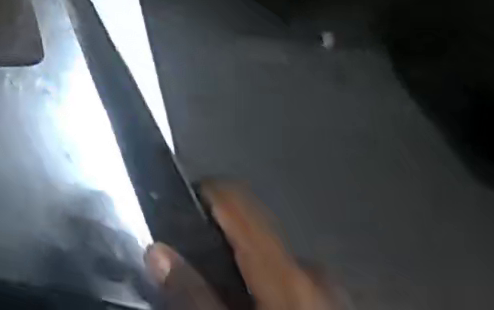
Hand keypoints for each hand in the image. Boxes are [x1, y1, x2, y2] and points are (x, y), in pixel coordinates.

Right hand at [145, 182, 337, 309]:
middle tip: (194, 278)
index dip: (200, 195)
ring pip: (277, 269)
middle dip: (222, 251)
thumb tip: (157, 250)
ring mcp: (336, 300)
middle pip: (254, 237)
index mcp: (286, 268)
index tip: (173, 213)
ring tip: (226, 303)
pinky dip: (272, 298)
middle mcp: (315, 273)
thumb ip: (194, 295)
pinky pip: (298, 294)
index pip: (235, 197)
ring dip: (248, 279)